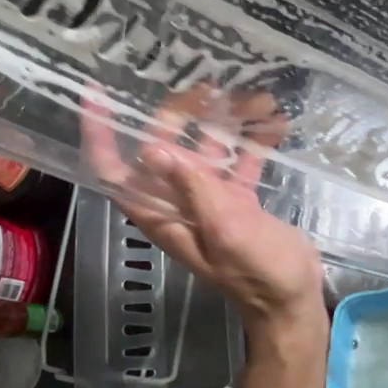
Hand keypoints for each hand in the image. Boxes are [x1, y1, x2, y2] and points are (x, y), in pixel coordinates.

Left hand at [81, 87, 325, 334]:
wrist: (291, 299)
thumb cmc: (256, 272)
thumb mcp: (224, 229)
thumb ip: (193, 188)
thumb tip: (152, 148)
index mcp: (162, 213)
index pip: (115, 170)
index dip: (100, 133)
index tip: (96, 95)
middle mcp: (177, 201)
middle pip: (164, 144)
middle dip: (182, 112)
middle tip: (211, 87)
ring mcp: (208, 198)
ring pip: (207, 145)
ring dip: (229, 120)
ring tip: (261, 99)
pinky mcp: (237, 199)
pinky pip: (240, 159)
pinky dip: (256, 140)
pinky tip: (277, 123)